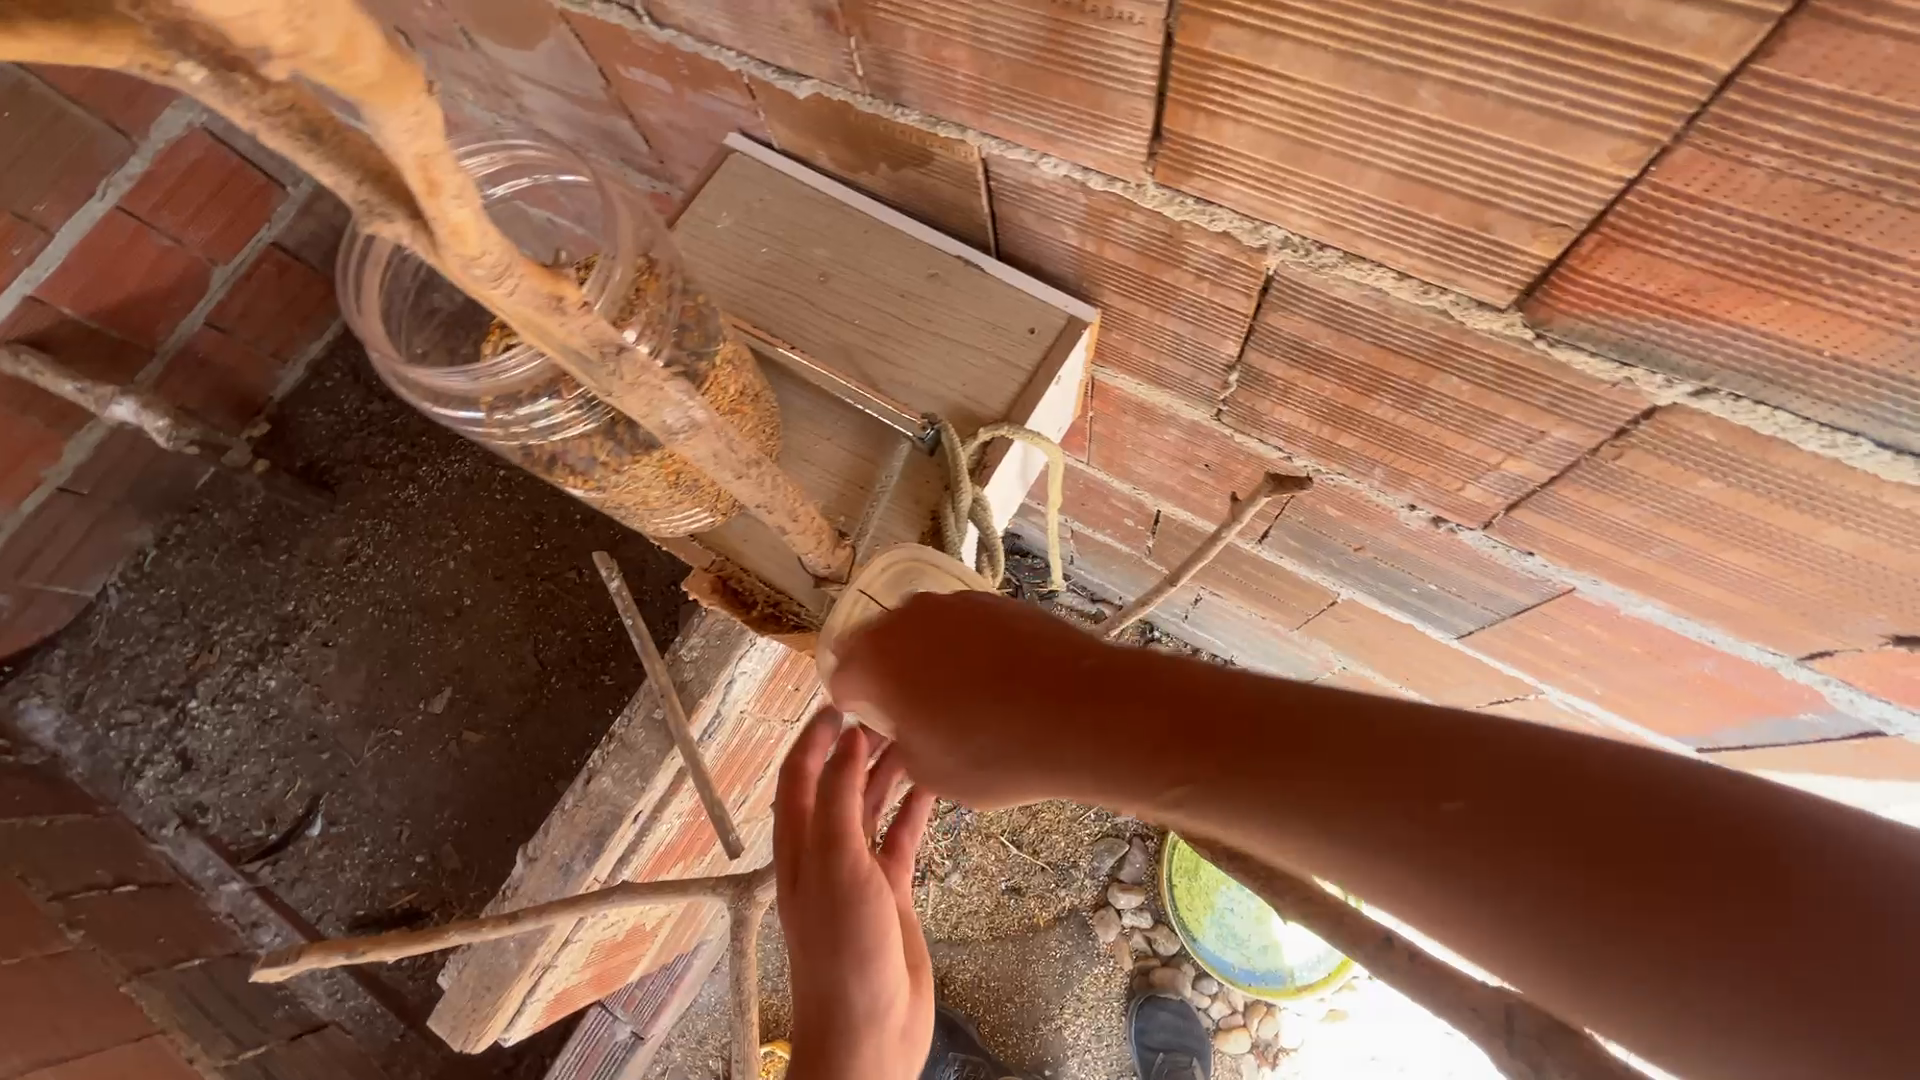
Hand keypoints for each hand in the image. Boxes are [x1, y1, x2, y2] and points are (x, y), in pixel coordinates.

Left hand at [775, 709, 936, 1079]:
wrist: (868, 1033)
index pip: (799, 775)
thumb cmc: (842, 952)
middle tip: (889, 713)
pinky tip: (934, 787)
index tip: (842, 700)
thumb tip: (847, 742)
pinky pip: (901, 838)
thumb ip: (839, 801)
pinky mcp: (890, 892)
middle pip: (838, 785)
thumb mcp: (835, 865)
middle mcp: (825, 852)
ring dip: (888, 774)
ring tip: (915, 738)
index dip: (814, 737)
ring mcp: (858, 872)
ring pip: (872, 808)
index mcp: (799, 845)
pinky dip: (915, 810)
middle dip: (856, 749)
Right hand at [826, 590, 1129, 808]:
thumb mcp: (928, 772)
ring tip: (962, 699)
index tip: (878, 728)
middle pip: (878, 645)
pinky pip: (963, 625)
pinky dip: (967, 647)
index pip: (841, 678)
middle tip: (915, 715)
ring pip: (923, 631)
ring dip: (928, 659)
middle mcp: (906, 617)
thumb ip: (899, 745)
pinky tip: (997, 680)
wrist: (1083, 711)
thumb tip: (904, 729)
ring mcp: (954, 602)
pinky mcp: (995, 599)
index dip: (854, 707)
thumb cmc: (994, 751)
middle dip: (888, 677)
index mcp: (874, 658)